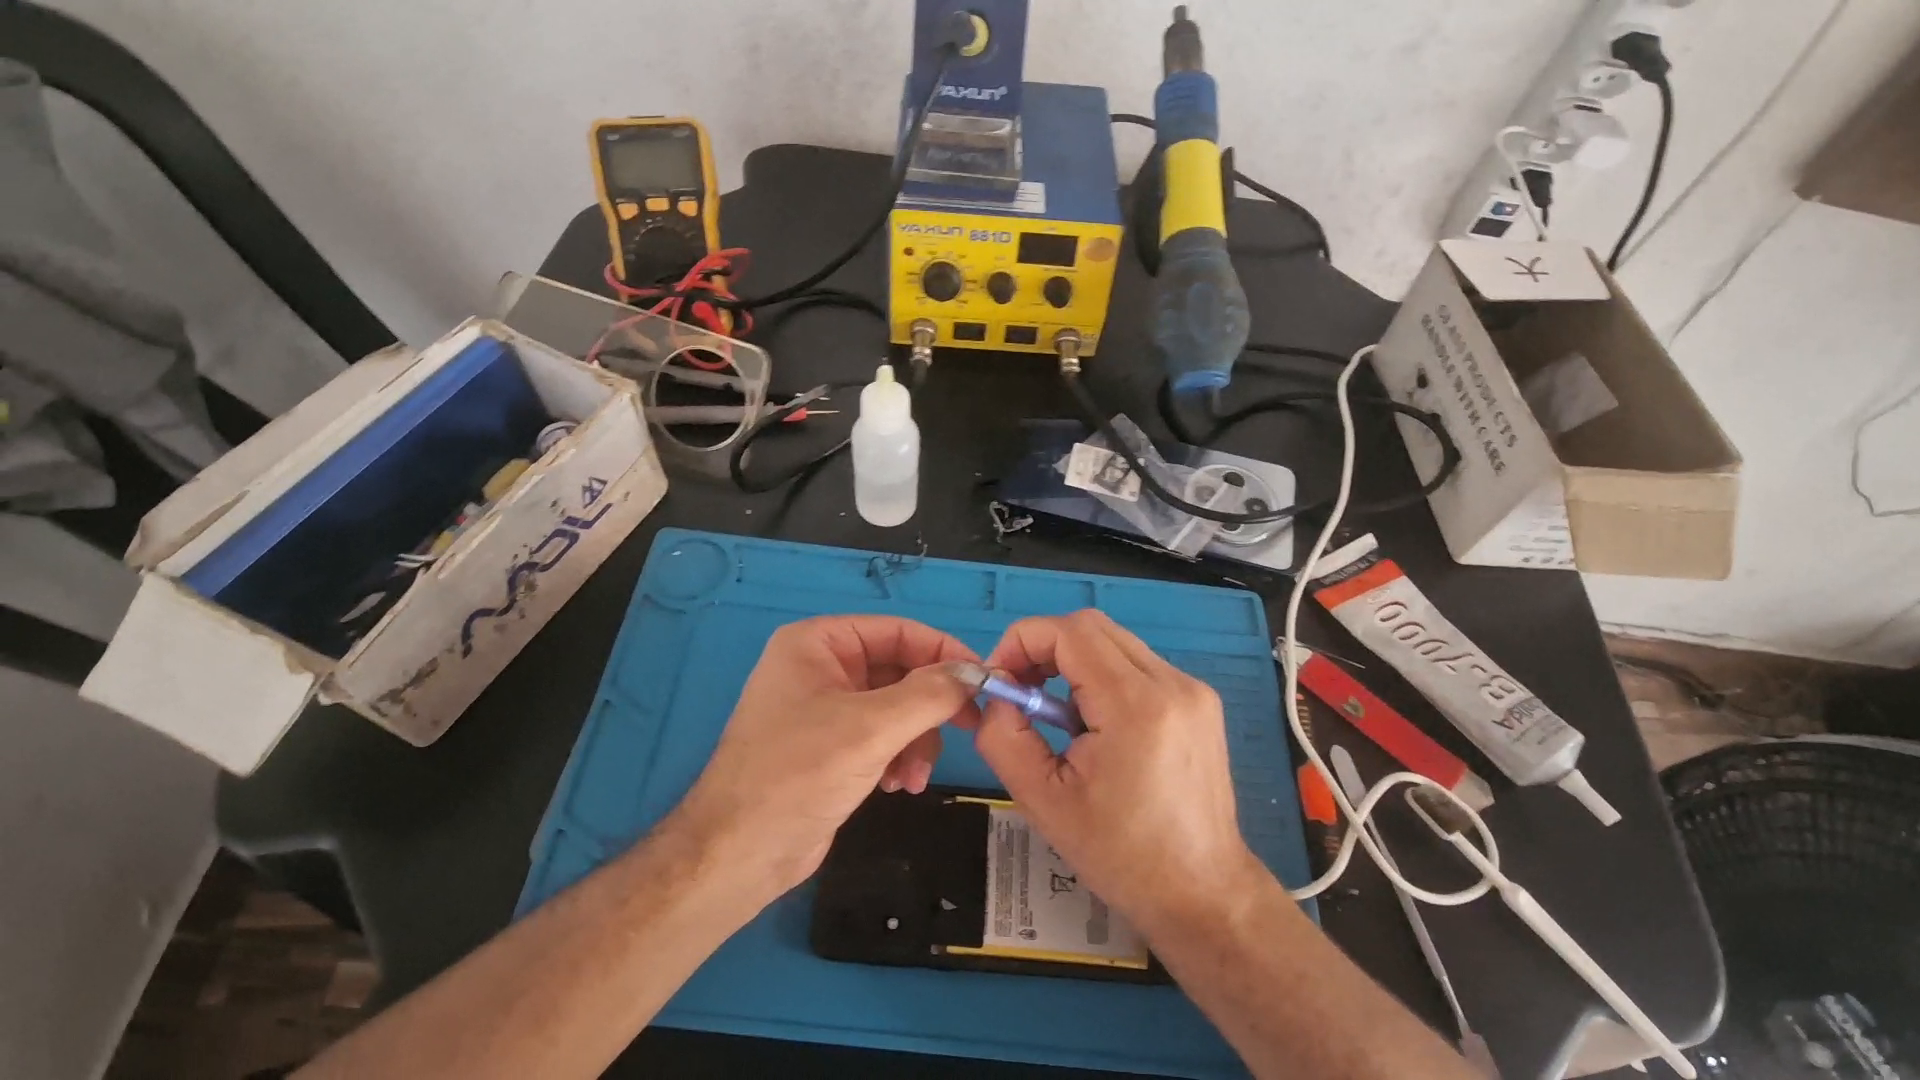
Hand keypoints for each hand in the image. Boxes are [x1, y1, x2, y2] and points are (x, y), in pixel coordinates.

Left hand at [669, 615, 979, 901]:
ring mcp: (824, 710)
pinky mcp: (830, 748)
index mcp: (818, 644)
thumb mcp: (871, 727)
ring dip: (916, 741)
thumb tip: (977, 672)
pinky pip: (882, 738)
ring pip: (896, 709)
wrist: (740, 852)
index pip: (897, 631)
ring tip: (914, 776)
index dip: (943, 653)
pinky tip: (898, 787)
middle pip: (899, 671)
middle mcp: (820, 668)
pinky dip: (898, 758)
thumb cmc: (799, 773)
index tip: (984, 681)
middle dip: (929, 707)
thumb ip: (929, 694)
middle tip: (968, 727)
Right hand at [972, 610, 1268, 935]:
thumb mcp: (1041, 800)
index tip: (1001, 680)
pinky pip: (1140, 667)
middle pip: (1093, 627)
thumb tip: (997, 694)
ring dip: (1074, 664)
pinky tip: (1095, 727)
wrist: (1201, 892)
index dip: (1022, 641)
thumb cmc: (1119, 855)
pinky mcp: (1201, 703)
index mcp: (1135, 705)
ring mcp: (1193, 690)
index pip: (1070, 631)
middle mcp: (1172, 684)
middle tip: (1021, 693)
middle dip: (1045, 648)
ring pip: (1117, 644)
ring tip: (1057, 717)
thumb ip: (1004, 735)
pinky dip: (1104, 679)